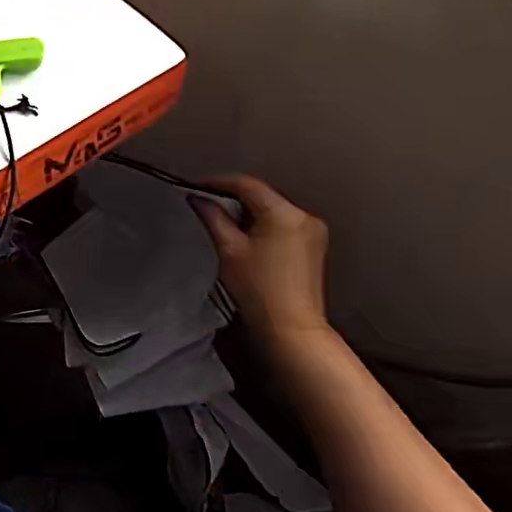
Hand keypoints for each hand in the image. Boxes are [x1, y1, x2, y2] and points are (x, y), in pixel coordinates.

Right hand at [192, 174, 329, 342]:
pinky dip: (265, 228)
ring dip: (249, 216)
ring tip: (227, 231)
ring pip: (272, 211)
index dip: (218, 182)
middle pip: (262, 197)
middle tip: (208, 209)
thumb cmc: (260, 293)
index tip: (198, 186)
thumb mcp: (229, 250)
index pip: (247, 185)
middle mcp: (304, 217)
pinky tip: (250, 245)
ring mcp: (312, 232)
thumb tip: (199, 200)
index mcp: (284, 213)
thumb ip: (212, 218)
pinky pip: (284, 226)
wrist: (290, 328)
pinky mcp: (313, 247)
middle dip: (234, 201)